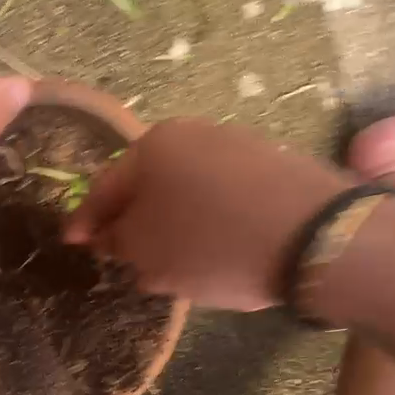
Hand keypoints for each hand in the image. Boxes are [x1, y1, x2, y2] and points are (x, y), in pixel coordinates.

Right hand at [64, 118, 349, 310]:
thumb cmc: (212, 242)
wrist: (321, 238)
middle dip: (130, 220)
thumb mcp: (147, 252)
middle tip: (118, 253)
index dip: (84, 221)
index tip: (73, 246)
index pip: (102, 187)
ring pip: (184, 190)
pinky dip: (205, 221)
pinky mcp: (274, 166)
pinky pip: (220, 196)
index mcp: (152, 147)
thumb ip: (116, 241)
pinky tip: (209, 251)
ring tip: (164, 260)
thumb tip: (108, 236)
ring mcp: (237, 146)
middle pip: (146, 185)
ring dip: (168, 223)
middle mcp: (193, 134)